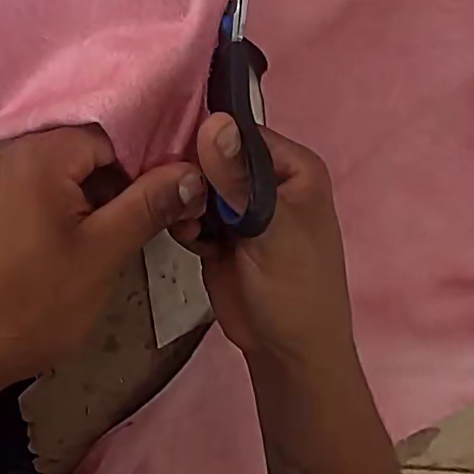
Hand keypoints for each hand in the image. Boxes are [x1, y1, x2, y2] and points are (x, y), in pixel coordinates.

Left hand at [0, 125, 205, 398]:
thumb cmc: (34, 300)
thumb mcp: (102, 252)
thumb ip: (151, 204)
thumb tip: (196, 172)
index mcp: (46, 151)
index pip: (121, 130)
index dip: (160, 156)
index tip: (192, 186)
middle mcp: (29, 150)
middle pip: (105, 147)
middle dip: (144, 177)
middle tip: (184, 210)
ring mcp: (19, 175)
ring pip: (90, 169)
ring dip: (123, 193)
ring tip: (161, 222)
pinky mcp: (19, 200)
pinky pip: (69, 186)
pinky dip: (96, 203)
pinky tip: (121, 228)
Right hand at [174, 114, 356, 374]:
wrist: (285, 353)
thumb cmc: (295, 287)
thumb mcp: (270, 229)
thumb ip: (238, 179)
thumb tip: (214, 121)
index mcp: (292, 167)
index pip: (239, 132)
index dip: (208, 139)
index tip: (178, 154)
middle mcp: (265, 179)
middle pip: (212, 155)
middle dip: (192, 176)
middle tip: (182, 199)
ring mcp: (240, 206)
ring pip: (196, 183)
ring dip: (186, 202)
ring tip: (191, 227)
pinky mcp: (219, 230)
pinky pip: (190, 210)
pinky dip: (185, 223)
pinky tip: (193, 241)